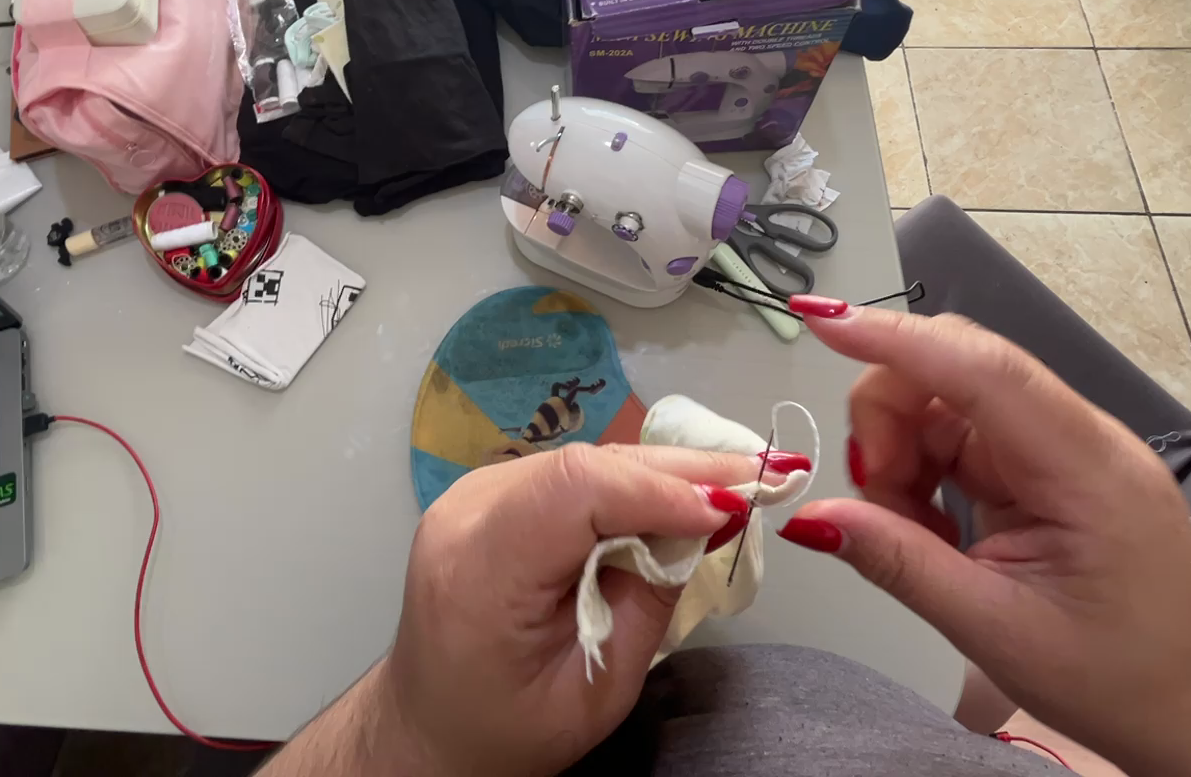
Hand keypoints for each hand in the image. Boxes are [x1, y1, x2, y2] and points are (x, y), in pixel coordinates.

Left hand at [263, 442, 801, 776]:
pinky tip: (675, 485)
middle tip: (761, 469)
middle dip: (677, 467)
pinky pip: (568, 473)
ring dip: (658, 468)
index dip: (657, 490)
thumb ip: (650, 598)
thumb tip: (709, 520)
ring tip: (733, 475)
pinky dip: (626, 480)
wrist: (428, 722)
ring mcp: (470, 491)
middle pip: (583, 465)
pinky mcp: (487, 490)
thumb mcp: (596, 690)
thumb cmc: (510, 730)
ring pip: (582, 460)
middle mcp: (467, 511)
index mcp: (480, 571)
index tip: (732, 507)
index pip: (573, 493)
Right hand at [774, 308, 1190, 772]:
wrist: (1189, 707)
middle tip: (878, 496)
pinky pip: (940, 427)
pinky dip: (910, 465)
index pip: (983, 371)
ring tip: (908, 527)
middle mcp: (1070, 433)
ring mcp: (1046, 439)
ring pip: (931, 396)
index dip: (896, 338)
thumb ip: (898, 563)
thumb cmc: (1114, 678)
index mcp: (1087, 470)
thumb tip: (806, 515)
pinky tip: (925, 521)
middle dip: (884, 418)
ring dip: (893, 450)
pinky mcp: (1025, 453)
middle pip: (945, 369)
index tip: (821, 321)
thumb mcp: (996, 632)